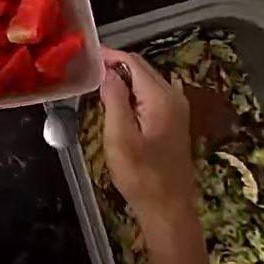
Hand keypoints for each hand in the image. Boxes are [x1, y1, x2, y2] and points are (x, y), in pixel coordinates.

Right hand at [99, 48, 197, 237]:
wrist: (168, 209)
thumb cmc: (141, 176)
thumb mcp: (120, 138)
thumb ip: (114, 100)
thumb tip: (107, 72)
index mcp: (161, 97)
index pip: (133, 63)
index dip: (110, 55)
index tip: (87, 55)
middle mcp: (173, 96)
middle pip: (141, 68)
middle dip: (115, 64)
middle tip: (87, 67)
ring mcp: (177, 108)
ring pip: (146, 80)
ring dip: (123, 77)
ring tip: (97, 80)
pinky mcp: (174, 119)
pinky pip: (151, 94)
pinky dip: (133, 90)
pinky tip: (117, 98)